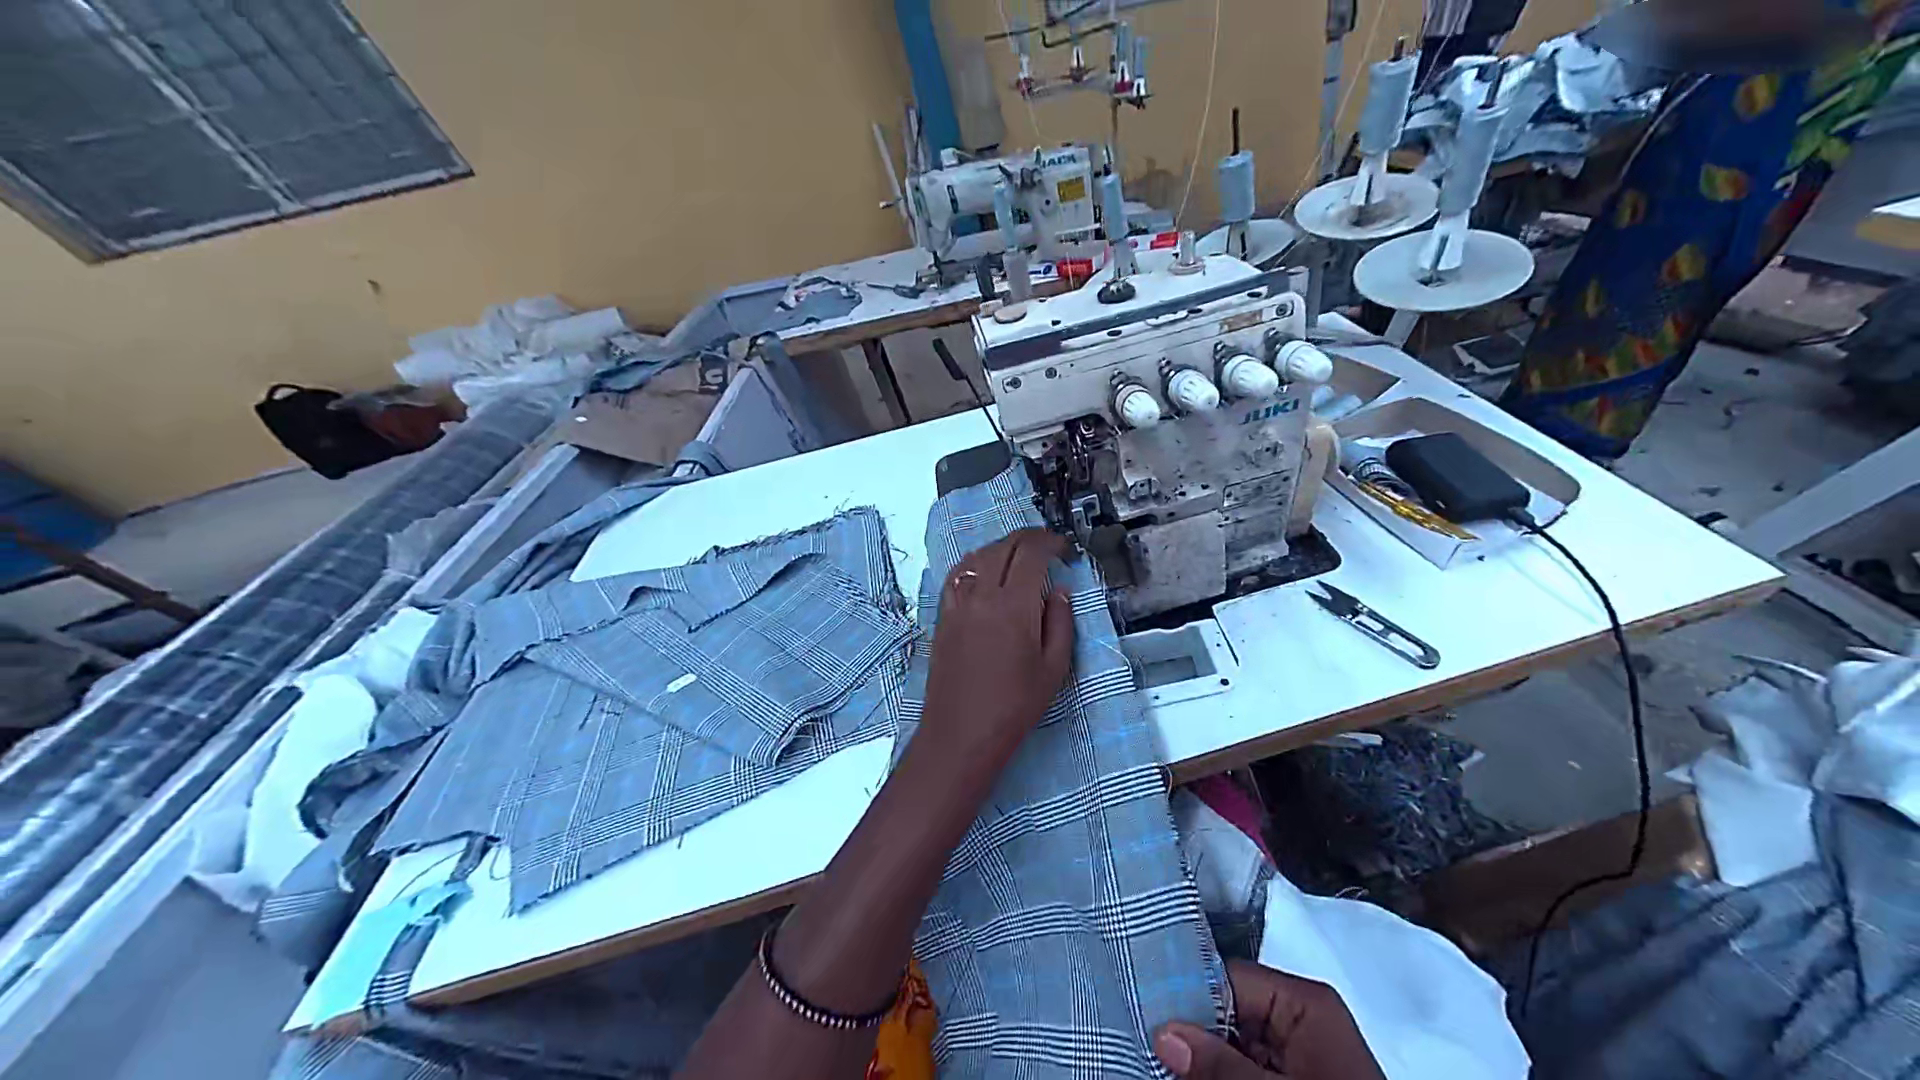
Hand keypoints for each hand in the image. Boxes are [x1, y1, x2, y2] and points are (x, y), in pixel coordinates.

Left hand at [920, 529, 1074, 764]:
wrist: (961, 733)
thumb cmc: (1013, 706)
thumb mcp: (1053, 668)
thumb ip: (1060, 622)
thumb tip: (1059, 591)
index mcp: (1013, 606)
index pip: (1031, 553)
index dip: (1050, 542)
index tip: (1064, 549)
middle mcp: (981, 596)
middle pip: (1003, 547)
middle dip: (1028, 539)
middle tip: (1047, 546)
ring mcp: (957, 604)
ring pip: (978, 557)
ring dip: (1001, 547)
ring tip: (1019, 554)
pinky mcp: (942, 616)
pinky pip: (957, 575)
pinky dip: (975, 563)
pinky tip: (985, 571)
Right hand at [1154, 961, 1385, 1079]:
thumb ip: (1221, 1067)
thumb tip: (1163, 1035)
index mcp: (1305, 1004)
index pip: (1227, 977)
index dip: (1185, 993)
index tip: (1142, 1007)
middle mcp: (1298, 1020)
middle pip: (1225, 1010)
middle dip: (1187, 1032)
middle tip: (1141, 1038)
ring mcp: (1296, 1056)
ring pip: (1229, 1044)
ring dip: (1197, 1059)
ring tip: (1152, 1058)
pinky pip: (1242, 1068)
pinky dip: (1216, 1074)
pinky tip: (1181, 1076)